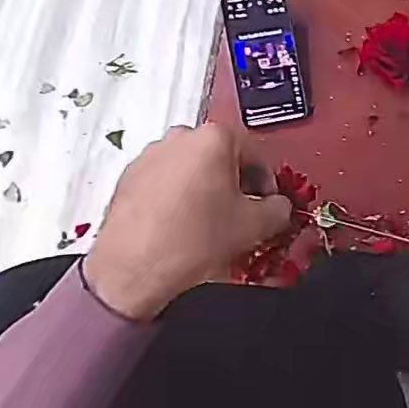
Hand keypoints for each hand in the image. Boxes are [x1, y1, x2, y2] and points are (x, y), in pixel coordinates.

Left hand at [83, 123, 291, 319]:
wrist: (131, 270)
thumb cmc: (192, 240)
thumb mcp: (255, 226)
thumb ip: (279, 209)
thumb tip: (278, 207)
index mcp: (214, 137)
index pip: (255, 157)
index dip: (267, 185)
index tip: (267, 205)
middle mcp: (181, 137)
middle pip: (222, 159)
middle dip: (234, 186)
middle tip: (239, 216)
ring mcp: (151, 155)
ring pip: (193, 170)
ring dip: (205, 191)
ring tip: (208, 225)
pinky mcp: (129, 176)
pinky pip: (166, 182)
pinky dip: (178, 198)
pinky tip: (181, 227)